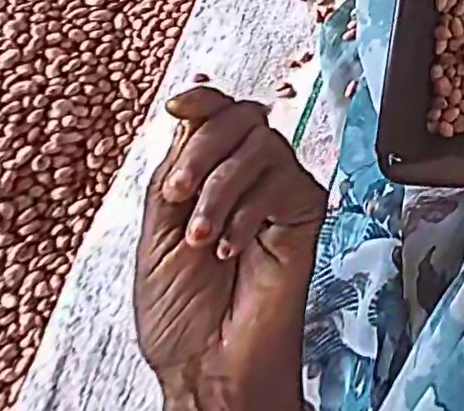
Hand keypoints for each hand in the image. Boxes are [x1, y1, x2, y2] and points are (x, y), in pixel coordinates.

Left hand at [136, 87, 325, 410]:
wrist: (208, 363)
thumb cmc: (180, 311)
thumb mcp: (158, 233)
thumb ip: (176, 171)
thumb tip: (191, 115)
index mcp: (213, 172)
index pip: (217, 116)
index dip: (203, 100)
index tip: (178, 105)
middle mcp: (249, 172)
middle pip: (241, 117)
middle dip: (203, 150)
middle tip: (180, 194)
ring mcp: (280, 185)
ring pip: (261, 144)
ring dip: (221, 189)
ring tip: (203, 237)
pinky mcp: (305, 205)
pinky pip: (281, 181)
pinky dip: (248, 213)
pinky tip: (231, 247)